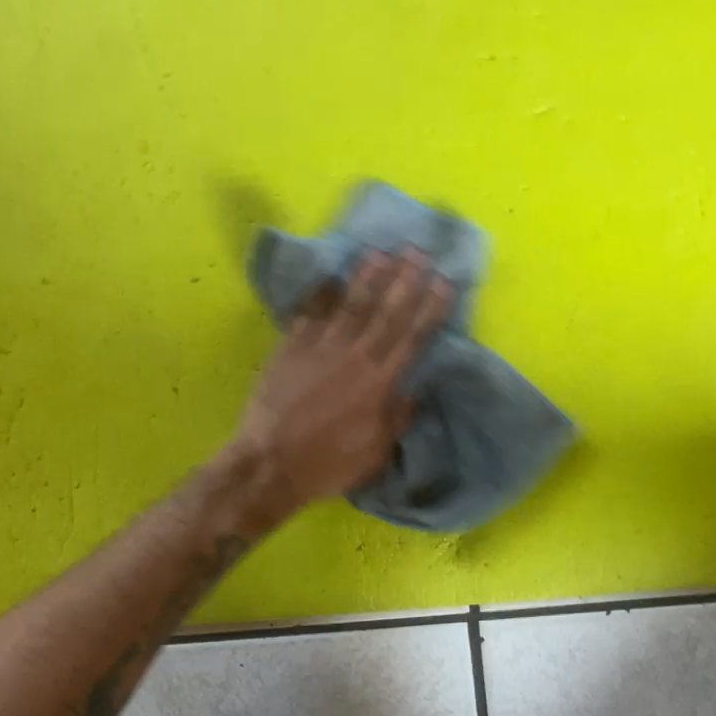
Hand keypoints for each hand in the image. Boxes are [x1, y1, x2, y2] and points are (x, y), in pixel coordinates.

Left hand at [229, 250, 451, 511]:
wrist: (270, 464)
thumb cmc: (329, 465)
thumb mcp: (376, 451)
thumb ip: (397, 418)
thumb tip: (415, 392)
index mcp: (380, 384)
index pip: (412, 337)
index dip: (430, 308)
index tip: (444, 281)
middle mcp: (354, 358)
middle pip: (385, 312)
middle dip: (404, 280)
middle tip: (418, 250)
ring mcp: (319, 349)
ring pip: (349, 305)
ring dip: (367, 277)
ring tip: (381, 251)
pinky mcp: (289, 349)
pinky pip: (309, 314)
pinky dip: (320, 294)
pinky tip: (330, 276)